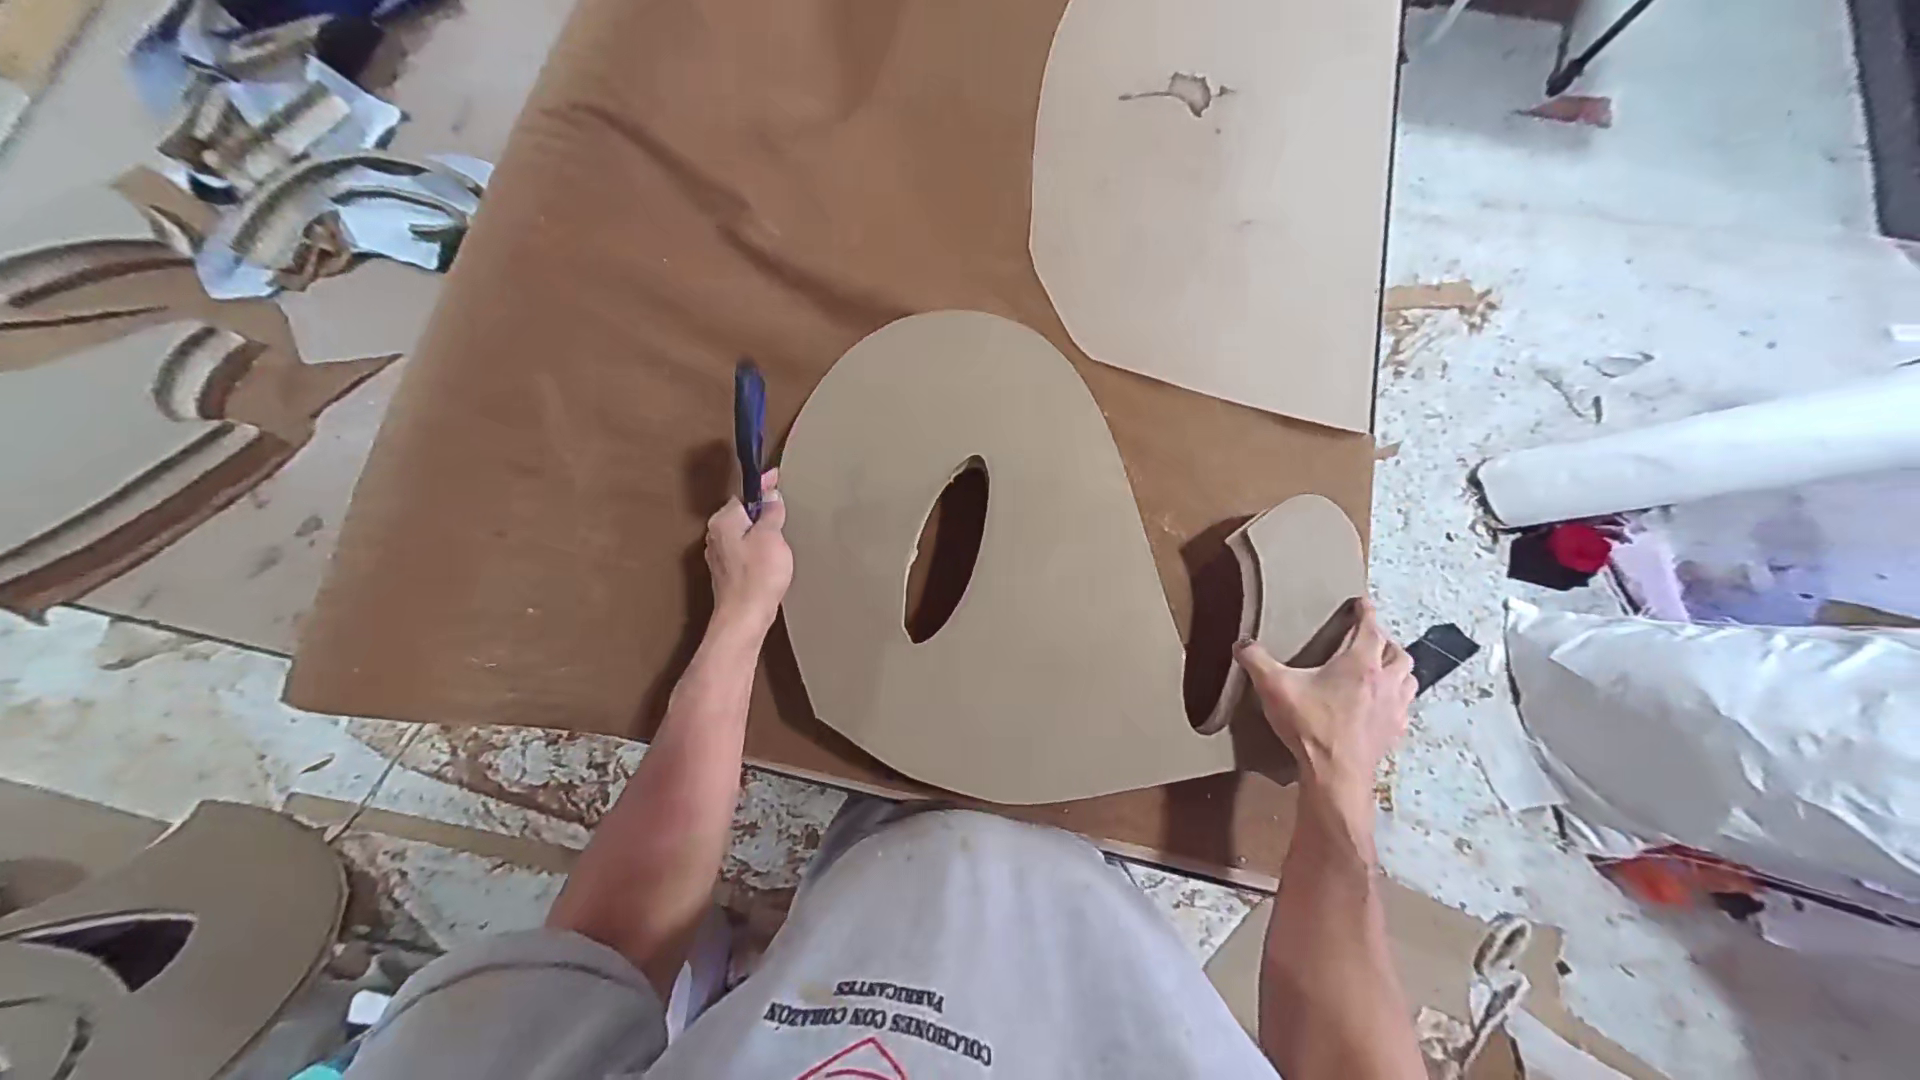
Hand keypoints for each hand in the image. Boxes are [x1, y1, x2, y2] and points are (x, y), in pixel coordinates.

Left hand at [706, 469, 792, 633]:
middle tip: (784, 508)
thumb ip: (771, 512)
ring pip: (742, 533)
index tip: (775, 475)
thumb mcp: (772, 536)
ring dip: (759, 531)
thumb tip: (771, 496)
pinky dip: (757, 549)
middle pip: (742, 513)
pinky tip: (771, 557)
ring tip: (781, 533)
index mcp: (724, 521)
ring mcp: (719, 556)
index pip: (744, 494)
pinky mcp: (727, 573)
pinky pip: (743, 551)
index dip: (763, 484)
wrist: (745, 617)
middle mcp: (715, 535)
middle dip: (761, 510)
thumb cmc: (758, 576)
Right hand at [1234, 598, 1414, 823]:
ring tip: (1380, 668)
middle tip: (1369, 638)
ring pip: (1408, 679)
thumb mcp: (1274, 687)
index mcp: (1359, 663)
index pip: (1370, 628)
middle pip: (1398, 652)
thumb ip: (1255, 660)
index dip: (1366, 612)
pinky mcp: (1393, 732)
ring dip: (1397, 668)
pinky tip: (1379, 704)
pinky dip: (1395, 698)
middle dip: (1385, 641)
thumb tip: (1241, 643)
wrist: (1335, 774)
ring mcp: (1394, 709)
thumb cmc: (1309, 725)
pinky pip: (1404, 707)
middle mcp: (1384, 681)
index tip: (1362, 602)